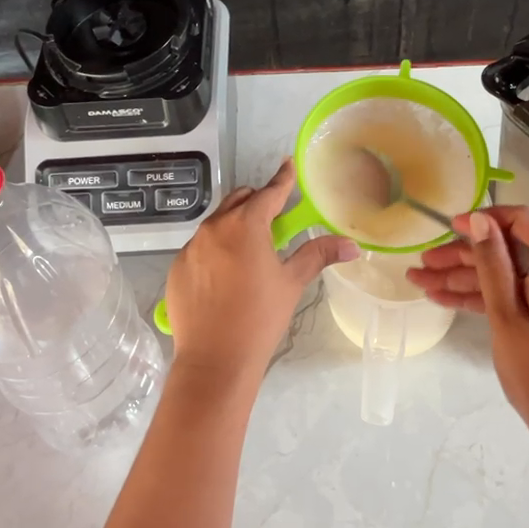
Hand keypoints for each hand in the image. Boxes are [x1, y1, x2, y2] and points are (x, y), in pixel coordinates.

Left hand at [163, 158, 356, 381]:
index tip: (288, 165)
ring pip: (217, 223)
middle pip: (239, 200)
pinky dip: (215, 251)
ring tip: (249, 252)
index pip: (269, 193)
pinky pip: (200, 248)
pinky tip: (225, 277)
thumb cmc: (259, 319)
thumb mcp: (292, 284)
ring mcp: (191, 247)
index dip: (282, 179)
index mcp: (246, 225)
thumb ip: (318, 255)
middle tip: (274, 219)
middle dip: (257, 203)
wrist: (214, 362)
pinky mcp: (178, 267)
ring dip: (235, 226)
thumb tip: (351, 245)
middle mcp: (214, 227)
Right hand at [406, 206, 528, 442]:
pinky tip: (442, 299)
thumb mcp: (506, 316)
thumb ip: (492, 265)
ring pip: (502, 275)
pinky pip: (509, 296)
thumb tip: (480, 219)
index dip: (485, 219)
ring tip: (420, 281)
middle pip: (505, 250)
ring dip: (462, 278)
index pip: (521, 221)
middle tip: (423, 262)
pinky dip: (479, 297)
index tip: (451, 227)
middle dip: (462, 254)